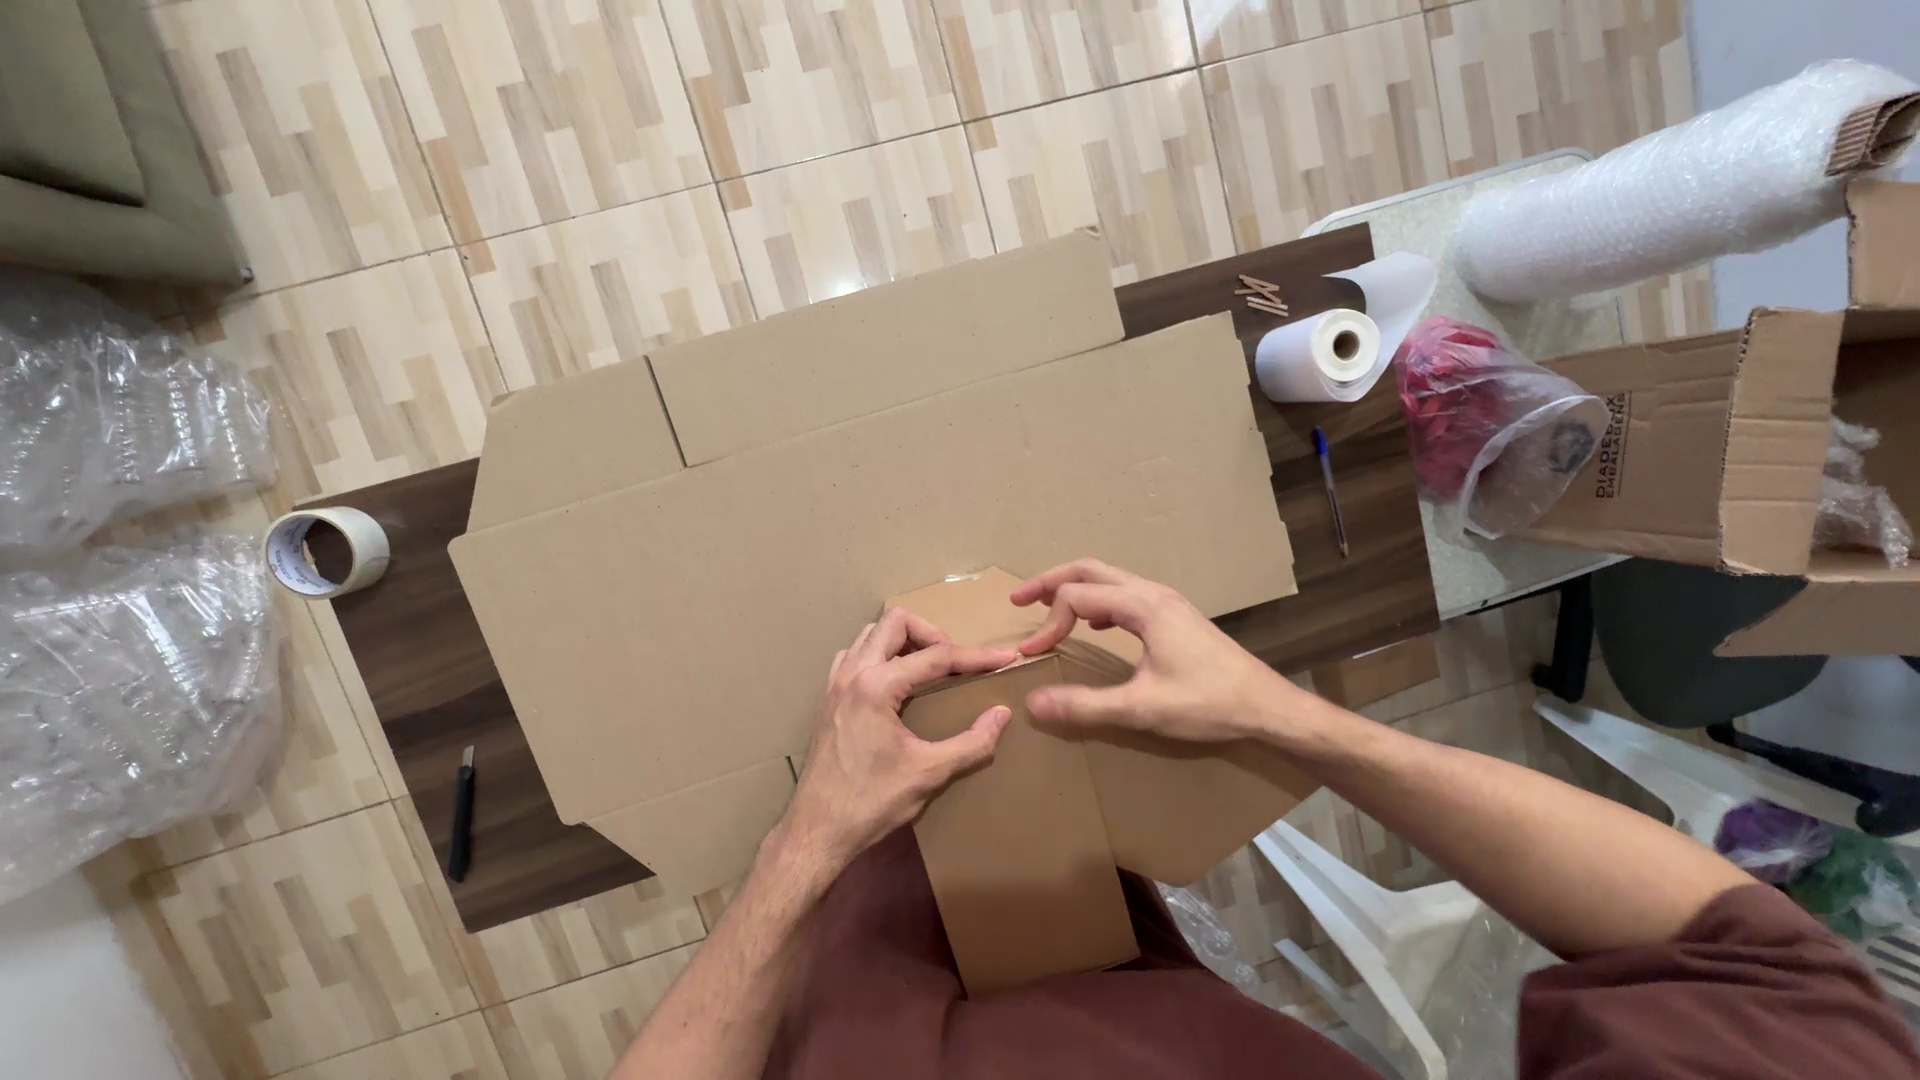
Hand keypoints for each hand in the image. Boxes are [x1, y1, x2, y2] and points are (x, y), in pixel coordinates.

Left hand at [779, 608, 1017, 869]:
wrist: (818, 830)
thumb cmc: (871, 802)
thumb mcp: (929, 774)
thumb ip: (971, 742)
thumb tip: (1001, 715)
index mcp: (877, 687)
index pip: (936, 656)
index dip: (976, 657)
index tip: (1004, 659)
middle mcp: (852, 674)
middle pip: (897, 622)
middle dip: (933, 634)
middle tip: (956, 663)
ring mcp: (835, 684)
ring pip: (872, 633)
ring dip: (904, 641)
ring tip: (929, 668)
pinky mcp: (829, 698)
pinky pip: (855, 655)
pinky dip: (880, 656)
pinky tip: (896, 683)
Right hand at [1012, 559, 1301, 741]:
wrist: (1266, 706)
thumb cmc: (1208, 704)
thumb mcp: (1142, 708)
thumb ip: (1086, 705)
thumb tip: (1034, 703)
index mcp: (1142, 607)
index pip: (1077, 597)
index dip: (1048, 624)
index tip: (1032, 654)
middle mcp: (1153, 593)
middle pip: (1090, 570)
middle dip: (1051, 581)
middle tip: (1019, 599)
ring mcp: (1167, 602)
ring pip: (1110, 579)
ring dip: (1075, 588)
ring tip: (1047, 605)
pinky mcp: (1175, 616)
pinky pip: (1126, 594)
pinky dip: (1099, 601)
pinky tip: (1095, 627)